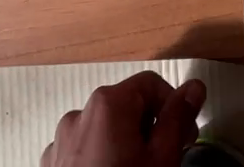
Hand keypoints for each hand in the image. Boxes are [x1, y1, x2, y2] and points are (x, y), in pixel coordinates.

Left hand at [40, 72, 205, 166]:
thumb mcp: (162, 158)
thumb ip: (178, 118)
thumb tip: (194, 87)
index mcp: (108, 103)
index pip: (151, 84)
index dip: (173, 106)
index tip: (185, 135)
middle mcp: (79, 114)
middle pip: (126, 106)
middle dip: (149, 127)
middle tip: (165, 157)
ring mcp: (59, 142)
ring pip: (104, 130)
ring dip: (124, 144)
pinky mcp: (49, 166)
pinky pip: (83, 150)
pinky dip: (99, 159)